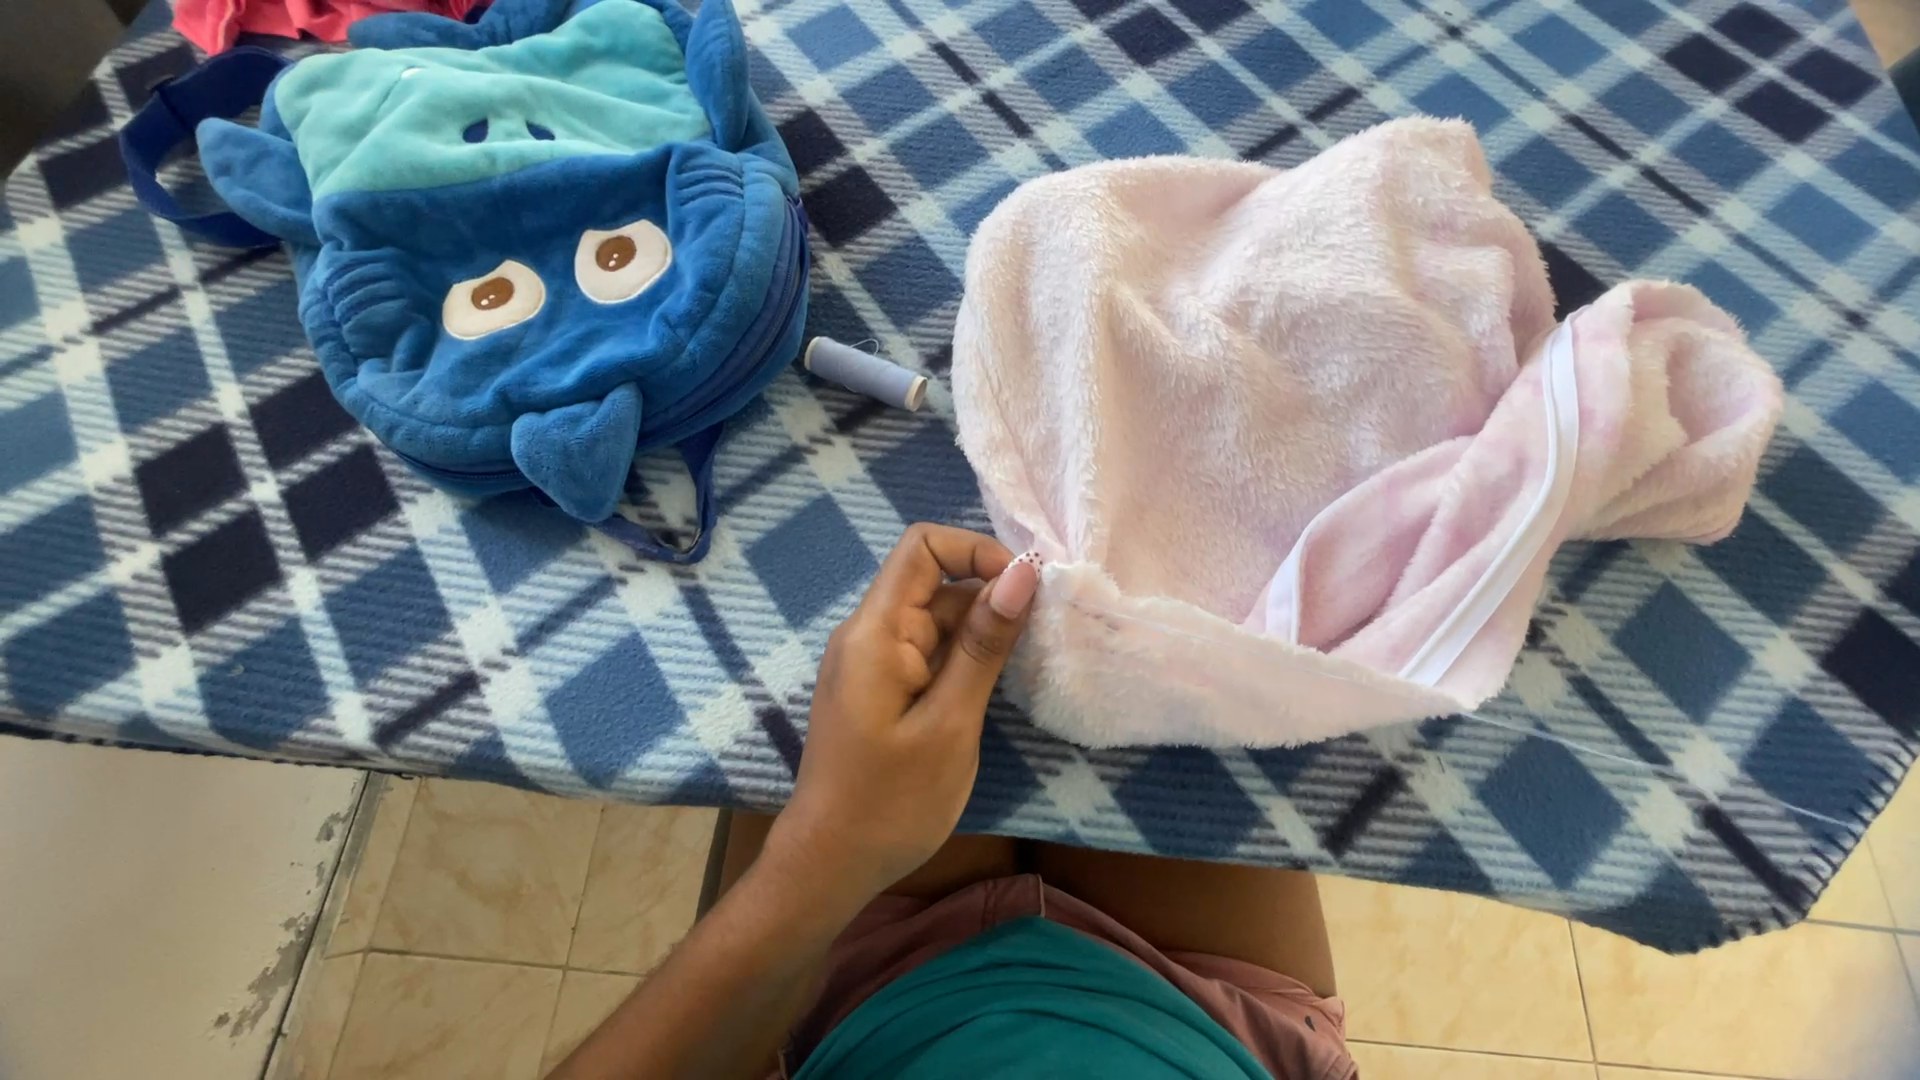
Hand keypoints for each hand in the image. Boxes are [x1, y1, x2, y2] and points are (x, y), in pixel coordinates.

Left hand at [766, 524, 1038, 903]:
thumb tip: (1022, 573)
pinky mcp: (881, 685)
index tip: (1025, 588)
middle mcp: (868, 633)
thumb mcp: (950, 722)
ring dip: (981, 630)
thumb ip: (984, 644)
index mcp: (875, 631)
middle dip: (990, 596)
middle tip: (1043, 634)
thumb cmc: (891, 802)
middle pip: (934, 582)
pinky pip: (927, 649)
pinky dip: (963, 657)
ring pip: (935, 617)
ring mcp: (873, 660)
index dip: (976, 550)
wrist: (830, 865)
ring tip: (1026, 663)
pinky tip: (994, 683)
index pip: (922, 547)